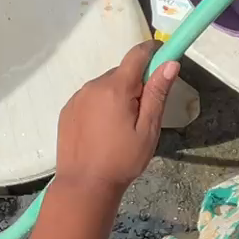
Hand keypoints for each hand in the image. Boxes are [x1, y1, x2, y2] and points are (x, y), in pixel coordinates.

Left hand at [54, 40, 178, 197]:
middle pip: (121, 72)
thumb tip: (170, 63)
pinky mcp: (67, 110)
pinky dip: (100, 106)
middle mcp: (93, 86)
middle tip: (142, 114)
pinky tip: (102, 131)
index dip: (152, 52)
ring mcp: (77, 97)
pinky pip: (90, 98)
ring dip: (116, 96)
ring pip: (105, 86)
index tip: (163, 60)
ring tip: (120, 127)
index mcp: (116, 88)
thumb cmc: (122, 160)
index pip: (137, 55)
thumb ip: (158, 94)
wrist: (84, 186)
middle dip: (135, 84)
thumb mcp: (148, 129)